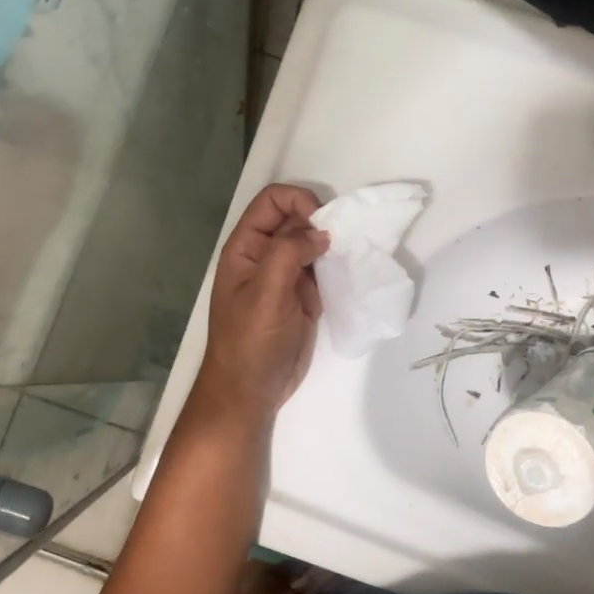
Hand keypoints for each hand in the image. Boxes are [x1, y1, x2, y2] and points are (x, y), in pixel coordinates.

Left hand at [193, 184, 329, 424]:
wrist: (251, 392)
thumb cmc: (250, 342)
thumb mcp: (265, 294)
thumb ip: (289, 253)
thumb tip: (320, 232)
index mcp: (246, 247)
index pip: (272, 201)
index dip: (299, 201)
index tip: (323, 224)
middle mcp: (265, 255)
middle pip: (296, 218)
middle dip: (320, 224)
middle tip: (341, 244)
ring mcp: (284, 276)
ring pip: (312, 243)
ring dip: (332, 247)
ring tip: (347, 261)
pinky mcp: (302, 296)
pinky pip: (322, 270)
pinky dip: (336, 269)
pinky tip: (345, 279)